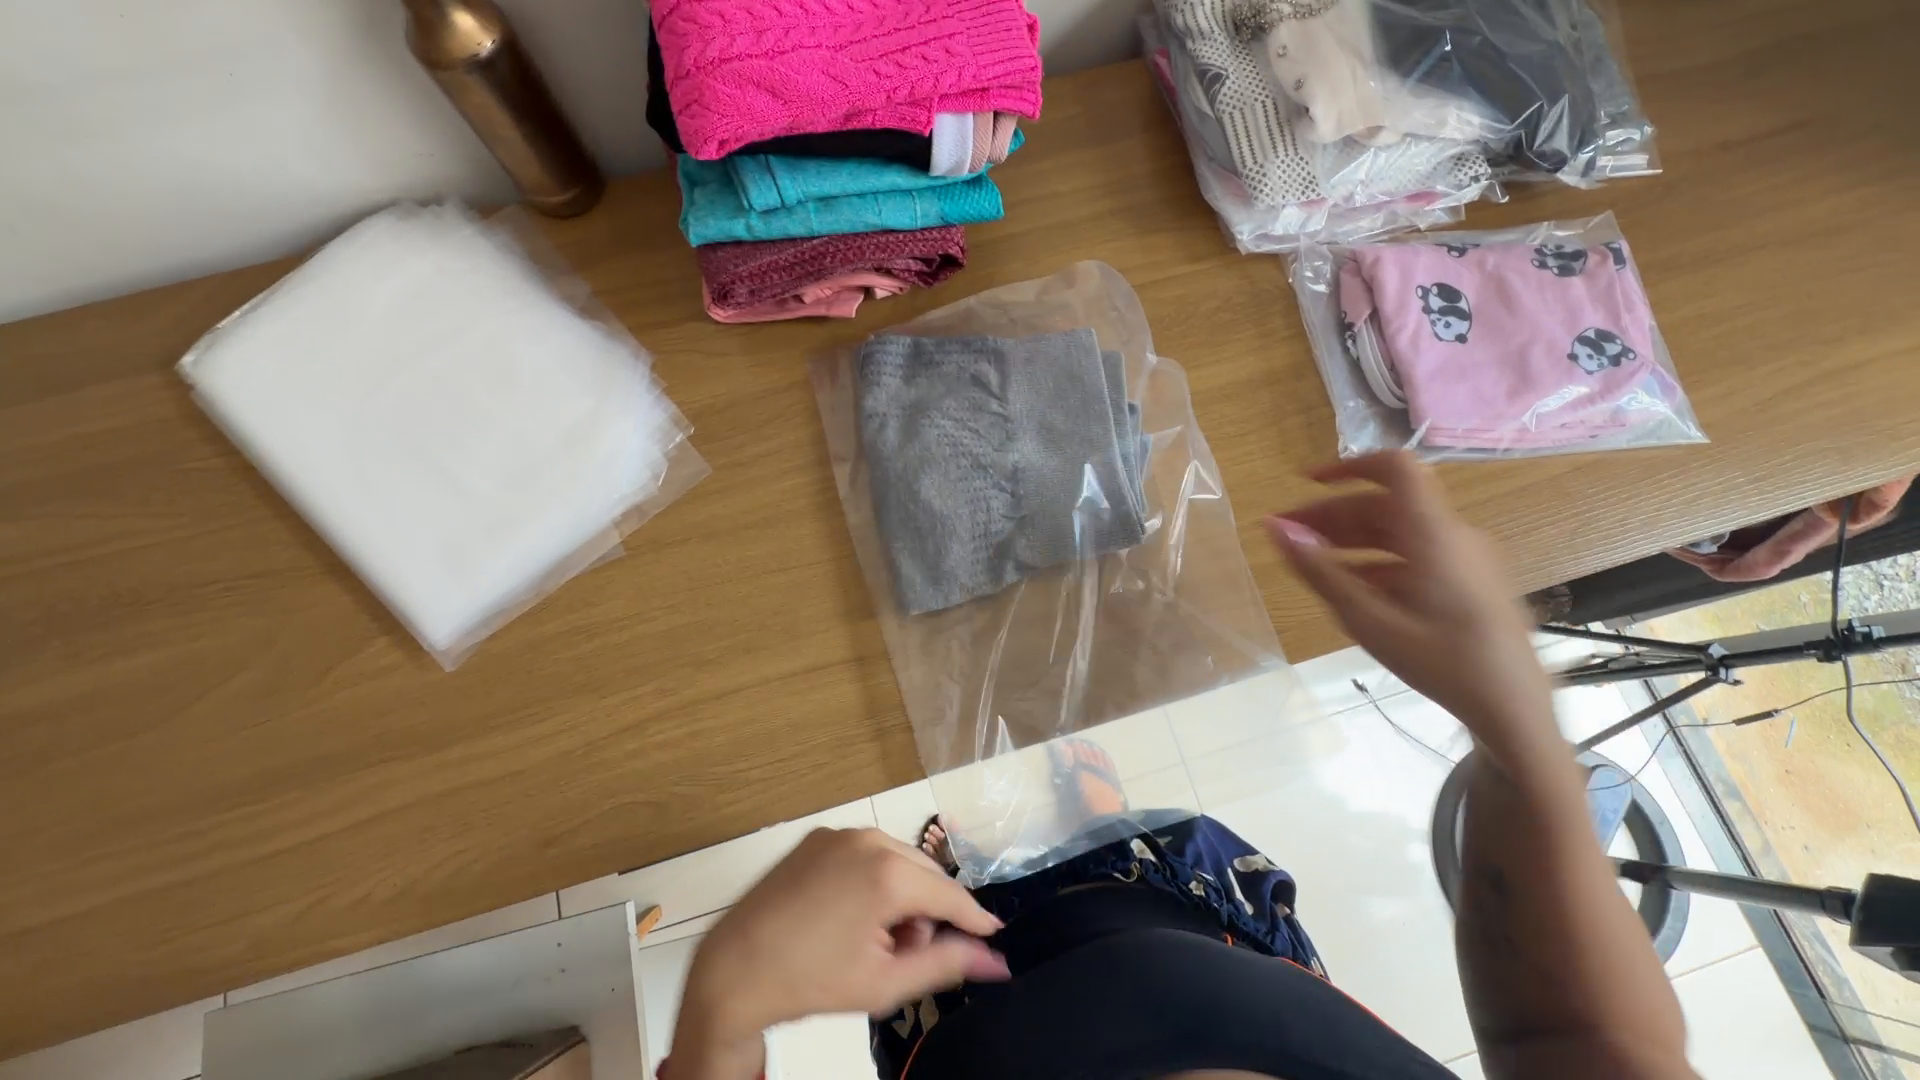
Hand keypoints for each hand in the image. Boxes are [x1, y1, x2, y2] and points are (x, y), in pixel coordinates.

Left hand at [670, 828, 1008, 1078]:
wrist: (733, 970)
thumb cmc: (810, 982)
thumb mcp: (885, 983)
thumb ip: (947, 965)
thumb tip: (996, 961)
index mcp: (888, 873)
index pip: (951, 895)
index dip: (974, 919)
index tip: (992, 936)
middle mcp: (868, 840)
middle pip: (925, 874)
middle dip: (928, 914)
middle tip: (907, 954)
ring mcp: (840, 833)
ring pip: (897, 861)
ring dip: (902, 896)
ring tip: (876, 939)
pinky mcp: (817, 837)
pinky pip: (866, 853)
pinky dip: (874, 879)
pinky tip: (853, 916)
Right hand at [1265, 452, 1555, 756]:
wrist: (1515, 710)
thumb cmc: (1442, 663)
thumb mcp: (1369, 620)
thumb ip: (1319, 571)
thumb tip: (1275, 528)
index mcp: (1434, 534)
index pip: (1394, 468)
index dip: (1347, 466)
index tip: (1304, 483)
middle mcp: (1452, 535)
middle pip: (1386, 504)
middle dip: (1332, 514)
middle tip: (1288, 537)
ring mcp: (1465, 559)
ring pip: (1399, 531)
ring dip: (1351, 539)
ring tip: (1312, 565)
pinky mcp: (1469, 581)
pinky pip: (1415, 555)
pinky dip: (1376, 561)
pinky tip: (1352, 591)